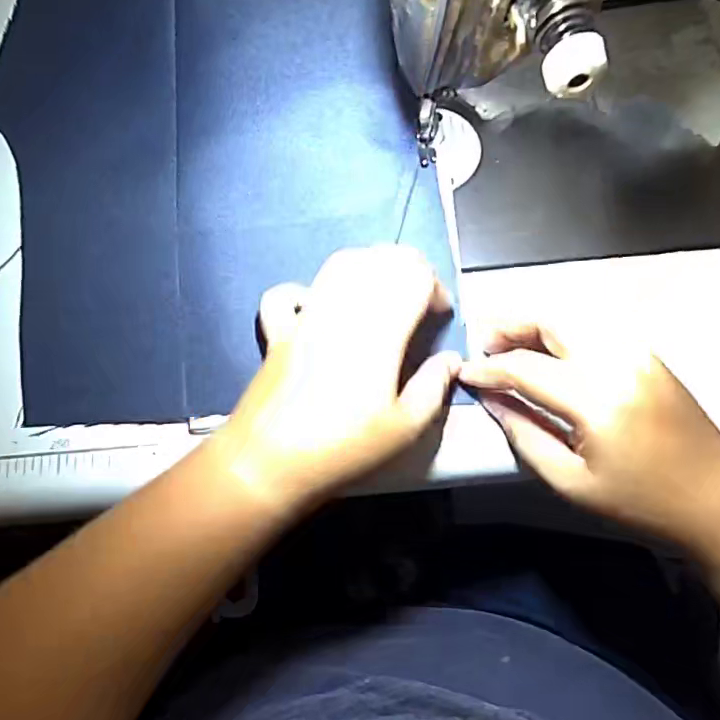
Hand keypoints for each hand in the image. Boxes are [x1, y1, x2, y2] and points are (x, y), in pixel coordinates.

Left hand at [207, 246, 460, 512]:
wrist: (269, 462)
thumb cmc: (343, 448)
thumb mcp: (404, 428)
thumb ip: (433, 387)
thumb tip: (450, 360)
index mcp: (379, 329)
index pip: (414, 273)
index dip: (435, 288)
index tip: (438, 319)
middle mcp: (342, 309)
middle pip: (380, 257)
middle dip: (407, 270)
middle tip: (416, 306)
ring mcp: (305, 316)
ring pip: (339, 263)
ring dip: (368, 269)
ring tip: (379, 303)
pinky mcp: (277, 332)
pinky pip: (287, 294)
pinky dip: (306, 292)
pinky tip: (318, 311)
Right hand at [458, 321, 719, 554]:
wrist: (717, 498)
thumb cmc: (641, 502)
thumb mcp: (572, 483)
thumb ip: (525, 437)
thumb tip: (492, 400)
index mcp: (598, 400)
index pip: (527, 369)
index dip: (489, 369)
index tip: (464, 373)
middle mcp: (618, 363)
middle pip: (554, 323)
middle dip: (512, 326)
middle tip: (482, 343)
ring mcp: (639, 354)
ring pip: (576, 319)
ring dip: (538, 325)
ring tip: (509, 342)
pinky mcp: (650, 356)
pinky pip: (598, 329)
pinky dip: (566, 331)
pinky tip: (549, 350)